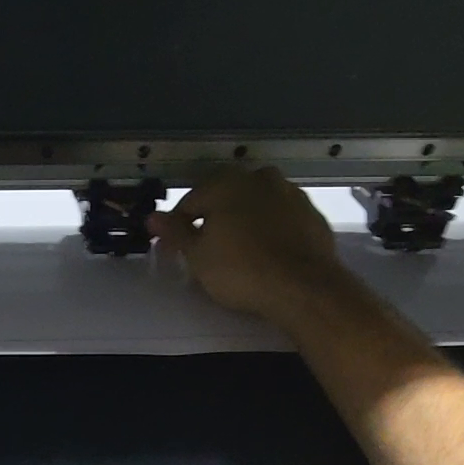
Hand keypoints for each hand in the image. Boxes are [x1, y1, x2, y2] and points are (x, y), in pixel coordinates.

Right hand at [148, 166, 344, 327]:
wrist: (303, 286)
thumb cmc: (240, 270)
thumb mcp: (198, 256)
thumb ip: (175, 233)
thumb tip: (152, 217)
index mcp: (226, 183)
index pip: (190, 202)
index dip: (177, 227)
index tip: (173, 250)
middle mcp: (259, 178)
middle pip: (224, 198)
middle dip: (211, 219)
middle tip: (204, 250)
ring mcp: (289, 192)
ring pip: (254, 204)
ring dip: (241, 221)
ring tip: (235, 252)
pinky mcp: (311, 213)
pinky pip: (279, 217)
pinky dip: (267, 229)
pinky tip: (264, 253)